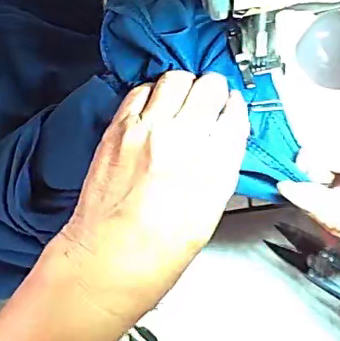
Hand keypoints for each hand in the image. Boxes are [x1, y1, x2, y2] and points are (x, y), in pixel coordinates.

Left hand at [37, 71, 248, 329]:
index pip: (234, 114)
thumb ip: (220, 168)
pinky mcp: (117, 130)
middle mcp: (178, 142)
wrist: (105, 260)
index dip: (234, 108)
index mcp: (210, 168)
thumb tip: (223, 139)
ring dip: (183, 86)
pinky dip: (152, 94)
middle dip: (212, 91)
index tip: (231, 108)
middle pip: (207, 87)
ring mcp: (144, 131)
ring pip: (174, 80)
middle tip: (209, 99)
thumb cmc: (155, 252)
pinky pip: (140, 91)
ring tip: (182, 100)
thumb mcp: (208, 214)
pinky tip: (154, 108)